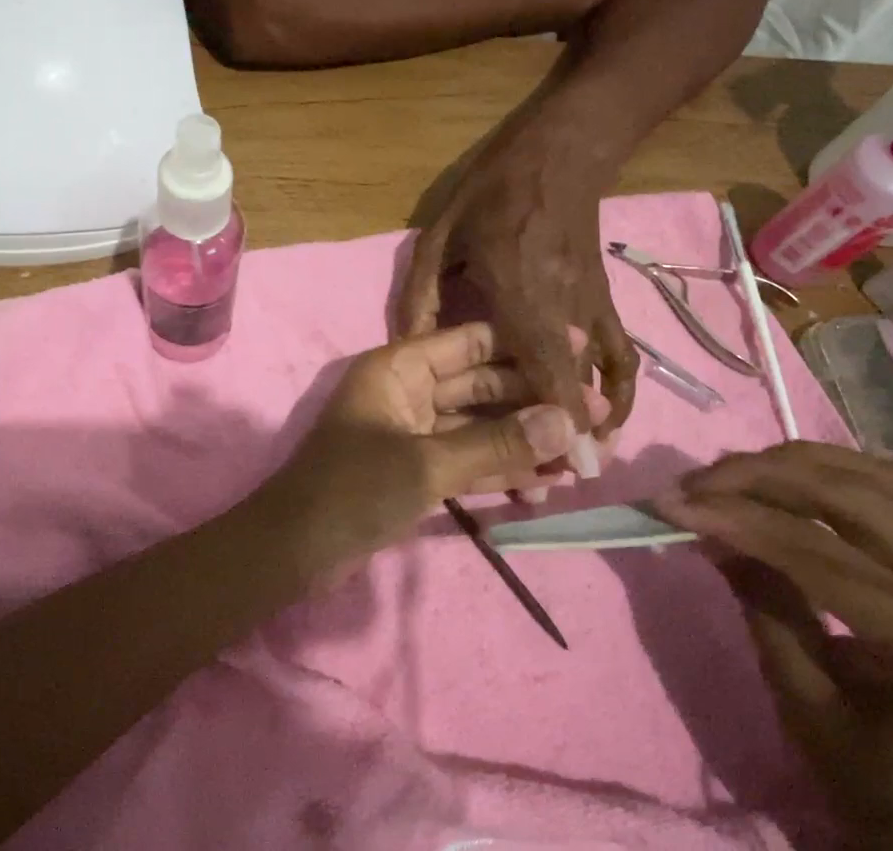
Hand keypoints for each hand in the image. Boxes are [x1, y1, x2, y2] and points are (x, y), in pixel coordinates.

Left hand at [250, 322, 584, 579]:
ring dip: (525, 442)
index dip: (526, 347)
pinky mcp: (415, 471)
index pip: (472, 342)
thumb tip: (568, 422)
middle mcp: (407, 391)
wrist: (296, 550)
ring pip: (479, 428)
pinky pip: (467, 460)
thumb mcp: (427, 464)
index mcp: (398, 368)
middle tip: (596, 421)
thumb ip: (498, 443)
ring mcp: (412, 432)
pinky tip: (545, 486)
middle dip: (535, 404)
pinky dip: (500, 471)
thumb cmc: (353, 491)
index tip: (579, 354)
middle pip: (483, 386)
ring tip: (582, 462)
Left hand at [396, 94, 637, 487]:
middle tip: (558, 480)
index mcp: (515, 295)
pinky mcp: (603, 304)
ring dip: (592, 423)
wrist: (560, 154)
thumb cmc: (491, 193)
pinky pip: (622, 354)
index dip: (557, 416)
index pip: (542, 365)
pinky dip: (622, 390)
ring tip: (580, 465)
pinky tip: (610, 423)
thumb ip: (422, 296)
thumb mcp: (437, 240)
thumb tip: (409, 345)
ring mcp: (588, 308)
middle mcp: (560, 310)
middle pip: (569, 383)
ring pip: (595, 376)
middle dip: (567, 434)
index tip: (569, 463)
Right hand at [656, 444, 892, 848]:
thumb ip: (761, 604)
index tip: (673, 503)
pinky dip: (861, 471)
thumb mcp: (799, 699)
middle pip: (862, 502)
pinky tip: (812, 474)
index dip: (741, 520)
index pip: (823, 556)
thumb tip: (708, 531)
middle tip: (694, 481)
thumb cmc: (866, 773)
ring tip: (738, 471)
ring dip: (806, 464)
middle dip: (765, 478)